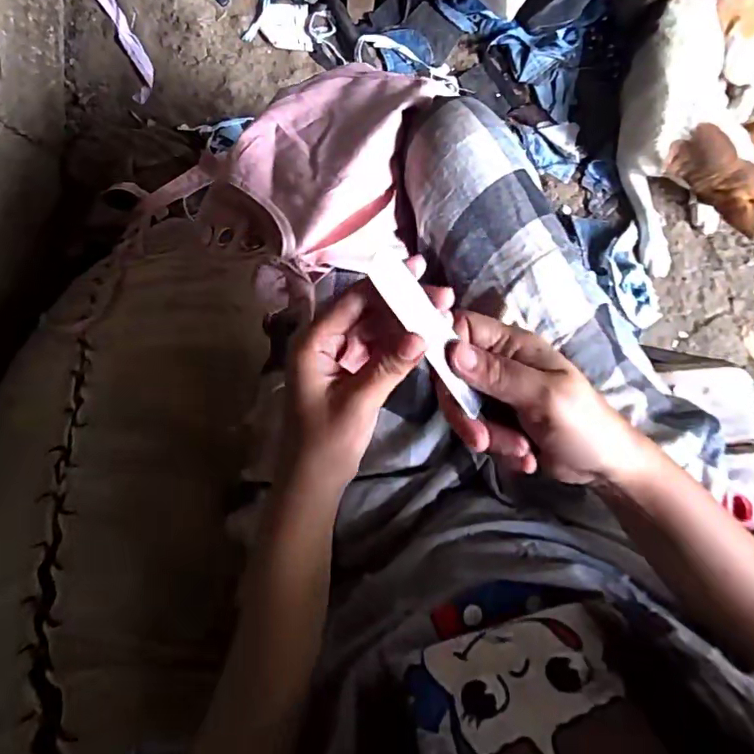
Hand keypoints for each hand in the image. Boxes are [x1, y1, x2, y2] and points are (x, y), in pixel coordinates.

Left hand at [282, 258, 447, 489]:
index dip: (386, 283)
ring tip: (440, 310)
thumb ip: (388, 366)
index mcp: (313, 342)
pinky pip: (378, 345)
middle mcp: (324, 340)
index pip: (352, 301)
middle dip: (402, 300)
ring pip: (375, 326)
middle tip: (440, 293)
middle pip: (366, 309)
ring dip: (405, 319)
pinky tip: (425, 333)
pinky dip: (400, 340)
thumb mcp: (358, 403)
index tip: (417, 270)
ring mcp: (338, 353)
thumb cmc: (324, 443)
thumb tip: (422, 335)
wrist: (312, 483)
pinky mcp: (352, 368)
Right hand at [435, 311, 656, 485]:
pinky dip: (498, 448)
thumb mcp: (542, 396)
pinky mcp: (499, 420)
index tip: (445, 379)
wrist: (605, 466)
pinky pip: (478, 430)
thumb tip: (452, 350)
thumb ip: (497, 373)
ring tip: (522, 451)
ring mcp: (498, 392)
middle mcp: (501, 363)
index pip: (463, 327)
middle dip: (466, 412)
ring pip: (464, 408)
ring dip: (487, 436)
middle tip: (483, 439)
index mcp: (513, 344)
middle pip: (454, 375)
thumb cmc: (583, 421)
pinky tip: (527, 457)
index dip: (445, 345)